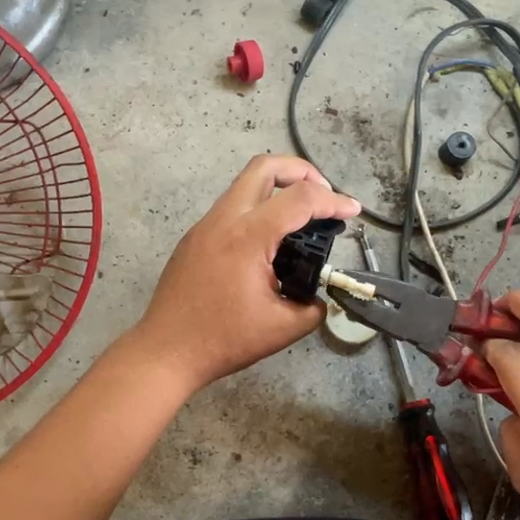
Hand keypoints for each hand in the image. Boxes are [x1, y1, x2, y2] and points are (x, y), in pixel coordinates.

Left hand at [128, 155, 359, 392]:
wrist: (166, 351)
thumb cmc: (223, 340)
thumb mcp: (281, 329)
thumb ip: (312, 307)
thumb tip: (318, 298)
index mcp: (248, 237)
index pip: (300, 198)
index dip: (334, 201)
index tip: (353, 212)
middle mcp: (223, 220)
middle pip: (264, 167)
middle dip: (300, 171)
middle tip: (323, 195)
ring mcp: (204, 227)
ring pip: (243, 187)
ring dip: (276, 191)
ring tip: (299, 220)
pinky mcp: (193, 240)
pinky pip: (230, 210)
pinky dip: (256, 212)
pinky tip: (268, 245)